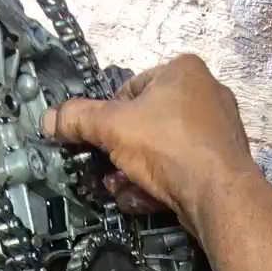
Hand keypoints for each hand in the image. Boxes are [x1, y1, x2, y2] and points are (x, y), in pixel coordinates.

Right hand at [42, 54, 259, 233]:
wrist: (219, 195)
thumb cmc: (169, 146)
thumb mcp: (112, 127)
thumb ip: (78, 119)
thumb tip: (49, 119)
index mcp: (185, 71)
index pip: (132, 88)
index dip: (109, 115)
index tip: (98, 138)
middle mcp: (207, 95)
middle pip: (146, 124)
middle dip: (121, 152)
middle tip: (106, 170)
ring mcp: (218, 133)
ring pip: (162, 151)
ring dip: (134, 172)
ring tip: (120, 188)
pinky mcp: (222, 166)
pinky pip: (181, 170)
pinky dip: (159, 184)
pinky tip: (142, 199)